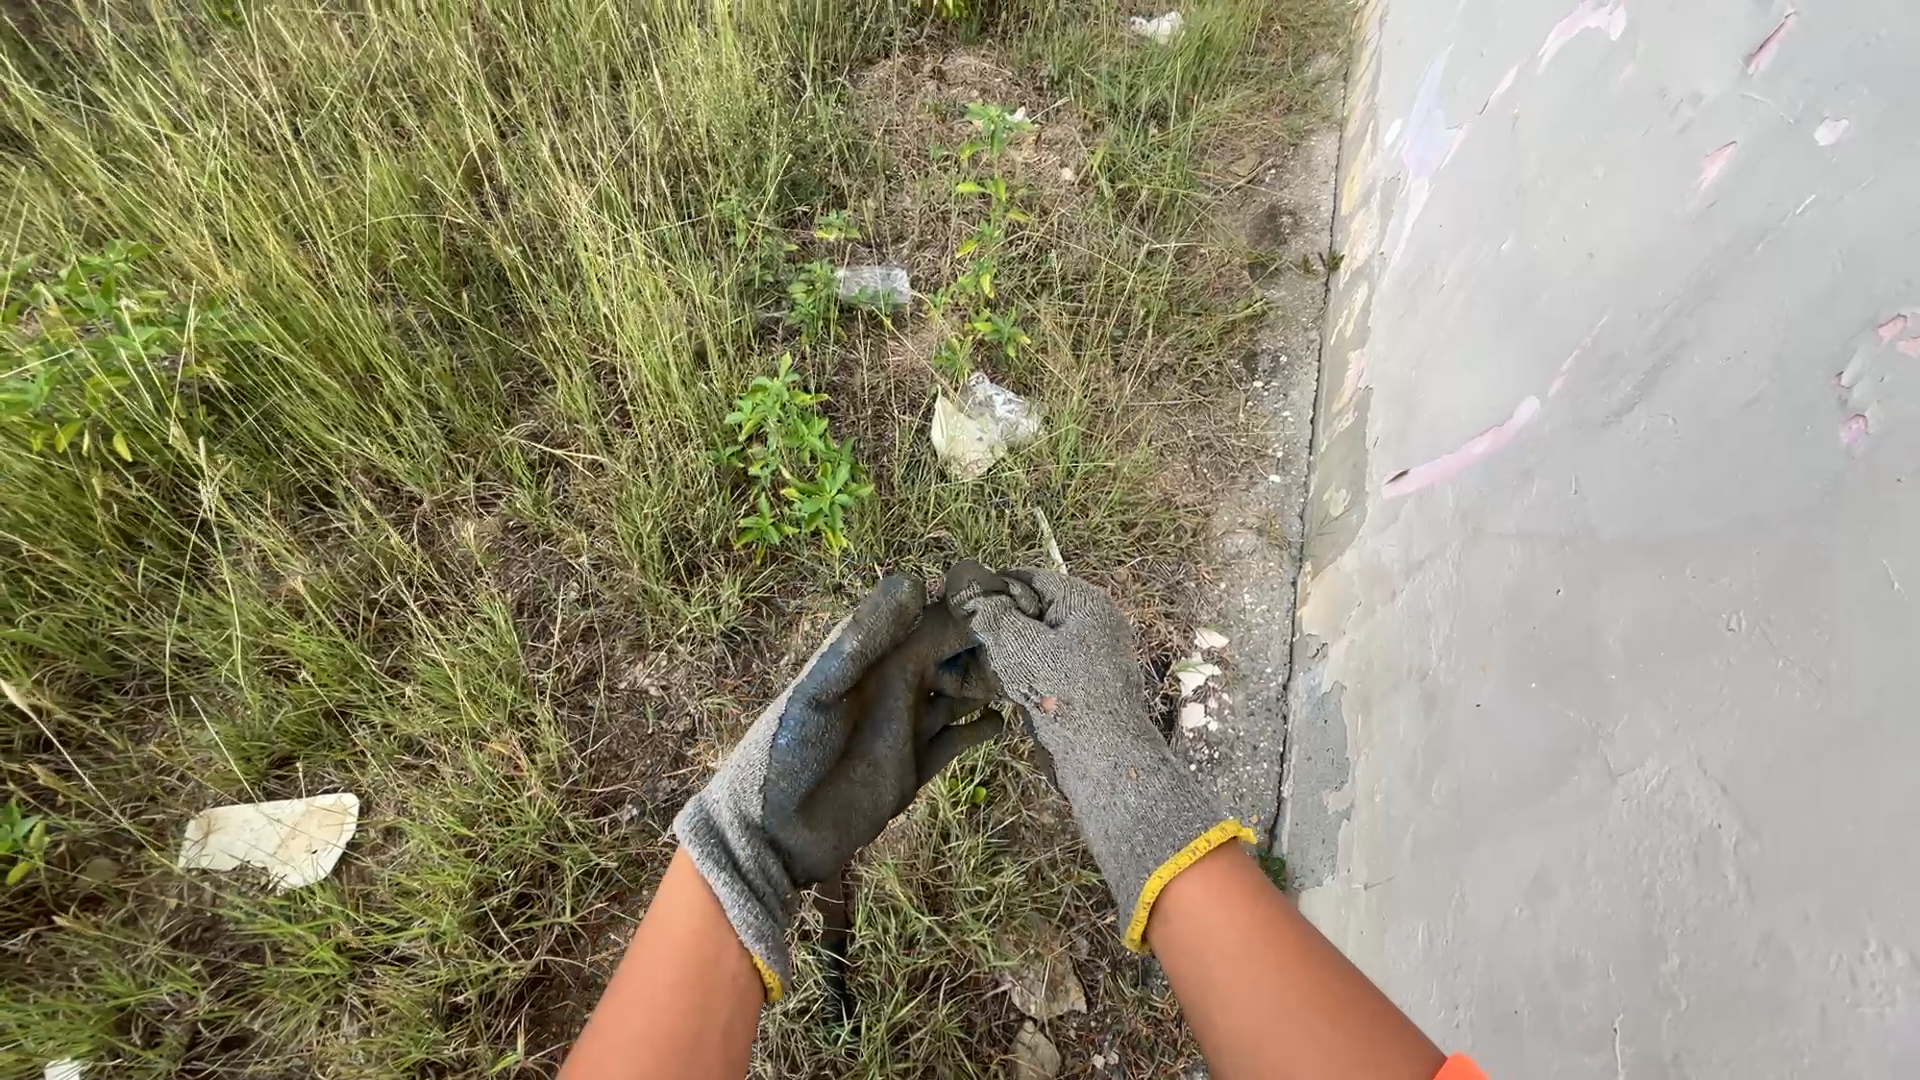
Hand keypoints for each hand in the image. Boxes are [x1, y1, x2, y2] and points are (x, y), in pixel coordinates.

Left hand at [673, 575, 1000, 1000]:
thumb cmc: (787, 753)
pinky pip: (958, 739)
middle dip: (987, 645)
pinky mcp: (916, 766)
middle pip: (954, 651)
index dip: (966, 606)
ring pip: (962, 691)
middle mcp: (896, 683)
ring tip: (1020, 681)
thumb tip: (916, 582)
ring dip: (989, 682)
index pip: (930, 618)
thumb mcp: (820, 689)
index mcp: (874, 658)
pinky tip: (1002, 723)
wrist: (770, 834)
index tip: (1008, 598)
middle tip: (1024, 648)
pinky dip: (982, 729)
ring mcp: (908, 724)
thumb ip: (863, 639)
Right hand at [954, 567, 1251, 952]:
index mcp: (1087, 604)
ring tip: (969, 658)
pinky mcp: (1082, 684)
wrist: (1102, 761)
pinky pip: (1044, 665)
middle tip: (961, 633)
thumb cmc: (1063, 694)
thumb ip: (991, 613)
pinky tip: (990, 680)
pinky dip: (1018, 669)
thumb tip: (964, 579)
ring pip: (1035, 640)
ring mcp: (1091, 655)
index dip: (994, 587)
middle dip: (997, 621)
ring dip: (1003, 648)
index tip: (961, 600)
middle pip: (1033, 610)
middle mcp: (1094, 623)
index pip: (1032, 579)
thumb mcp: (1019, 647)